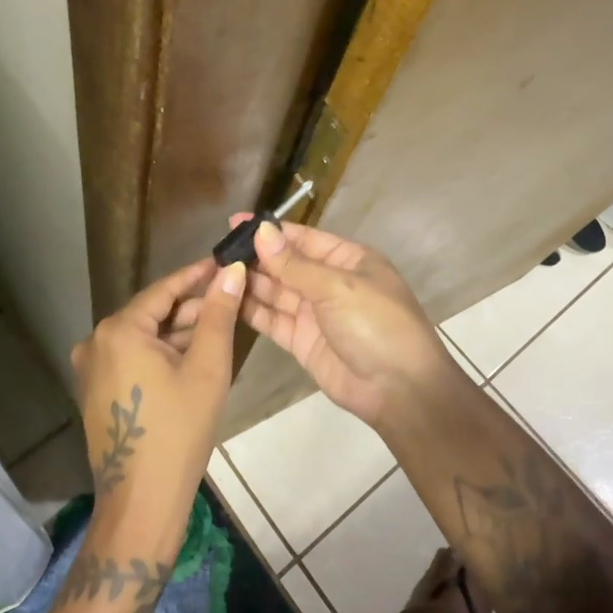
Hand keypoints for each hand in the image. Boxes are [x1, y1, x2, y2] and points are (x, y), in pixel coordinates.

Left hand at [69, 256, 247, 542]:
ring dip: (175, 334)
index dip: (196, 276)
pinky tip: (189, 360)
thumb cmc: (179, 430)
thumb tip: (232, 270)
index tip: (223, 263)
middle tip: (228, 302)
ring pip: (141, 338)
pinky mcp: (94, 392)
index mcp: (118, 330)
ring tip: (215, 331)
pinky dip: (158, 355)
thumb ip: (217, 314)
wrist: (142, 502)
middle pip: (150, 314)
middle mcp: (95, 341)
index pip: (163, 289)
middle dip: (188, 308)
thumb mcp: (206, 367)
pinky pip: (130, 360)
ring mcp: (89, 369)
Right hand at [233, 218, 459, 429]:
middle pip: (285, 263)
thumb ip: (294, 263)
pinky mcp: (302, 341)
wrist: (399, 391)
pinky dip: (251, 310)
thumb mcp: (337, 287)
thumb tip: (262, 231)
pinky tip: (225, 300)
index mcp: (348, 260)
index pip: (302, 238)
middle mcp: (329, 282)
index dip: (269, 230)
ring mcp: (315, 313)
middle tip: (215, 251)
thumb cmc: (377, 325)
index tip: (234, 222)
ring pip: (275, 291)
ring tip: (213, 272)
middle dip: (254, 256)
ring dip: (249, 282)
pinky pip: (272, 319)